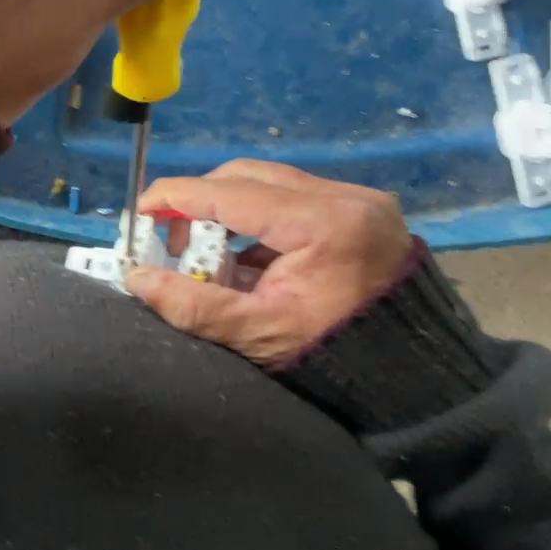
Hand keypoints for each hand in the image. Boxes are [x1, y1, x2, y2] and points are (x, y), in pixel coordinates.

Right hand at [126, 160, 415, 364]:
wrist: (415, 373)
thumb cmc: (332, 352)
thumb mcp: (254, 331)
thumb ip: (191, 303)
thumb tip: (135, 277)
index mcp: (322, 223)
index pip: (229, 192)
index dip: (175, 197)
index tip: (138, 212)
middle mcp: (343, 196)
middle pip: (245, 176)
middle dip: (197, 200)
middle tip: (170, 237)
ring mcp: (356, 199)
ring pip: (267, 180)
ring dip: (223, 206)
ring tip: (204, 246)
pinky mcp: (359, 209)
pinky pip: (290, 195)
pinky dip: (253, 216)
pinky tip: (241, 251)